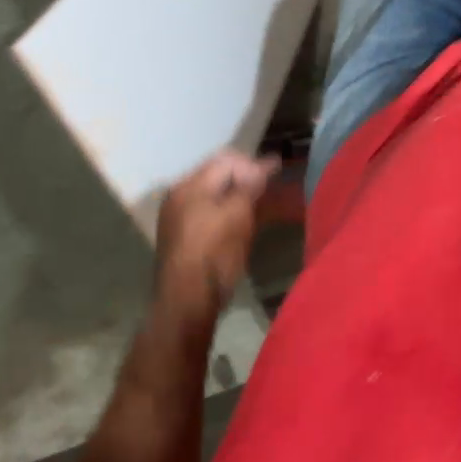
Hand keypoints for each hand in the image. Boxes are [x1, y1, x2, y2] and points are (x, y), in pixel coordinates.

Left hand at [152, 149, 277, 322]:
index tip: (278, 176)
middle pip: (222, 176)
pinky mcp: (191, 237)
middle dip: (252, 179)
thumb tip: (269, 161)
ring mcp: (184, 218)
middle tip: (278, 188)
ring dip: (248, 196)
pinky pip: (217, 213)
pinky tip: (255, 218)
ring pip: (222, 196)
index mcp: (189, 186)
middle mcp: (182, 197)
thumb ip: (252, 184)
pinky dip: (237, 212)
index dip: (254, 165)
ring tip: (275, 203)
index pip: (226, 161)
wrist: (188, 300)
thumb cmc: (213, 252)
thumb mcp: (238, 214)